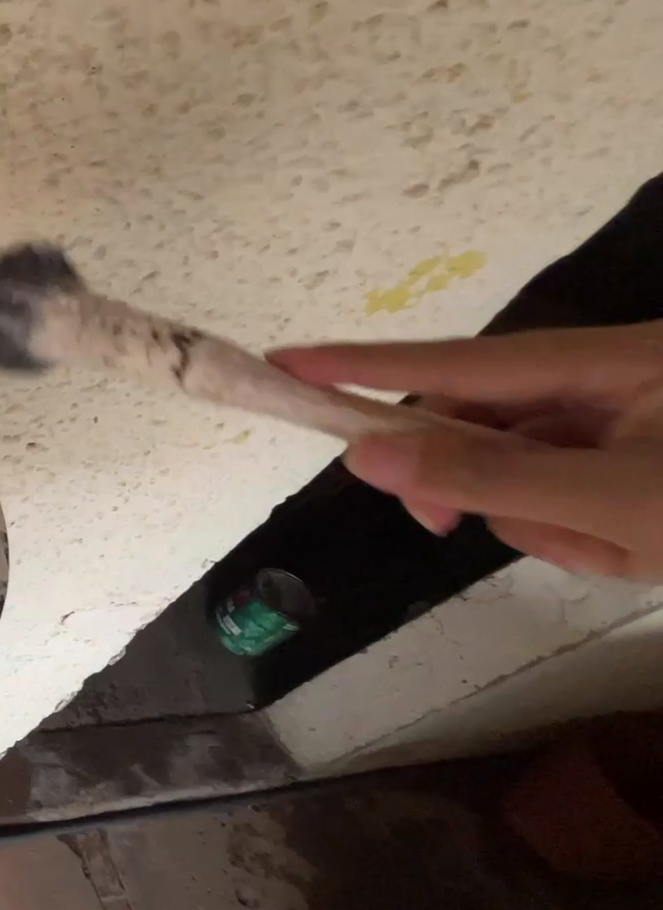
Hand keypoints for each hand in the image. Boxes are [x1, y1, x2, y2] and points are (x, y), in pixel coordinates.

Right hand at [271, 323, 662, 581]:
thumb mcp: (617, 500)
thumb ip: (486, 477)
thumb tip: (361, 454)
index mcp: (617, 361)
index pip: (459, 362)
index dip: (366, 364)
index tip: (283, 363)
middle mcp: (618, 380)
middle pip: (484, 420)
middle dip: (469, 479)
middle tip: (441, 526)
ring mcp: (637, 422)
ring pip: (522, 464)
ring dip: (540, 516)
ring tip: (608, 547)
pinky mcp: (645, 460)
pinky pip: (561, 487)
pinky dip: (577, 525)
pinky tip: (626, 546)